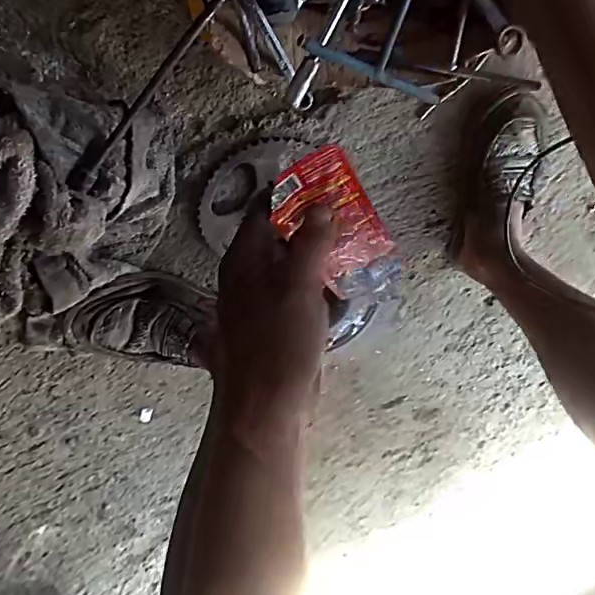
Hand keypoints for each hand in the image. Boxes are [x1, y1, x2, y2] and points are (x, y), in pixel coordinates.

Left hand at [203, 203, 337, 436]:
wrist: (266, 408)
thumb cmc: (279, 341)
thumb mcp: (300, 283)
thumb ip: (311, 239)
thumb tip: (321, 203)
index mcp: (244, 260)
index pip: (264, 211)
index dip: (292, 194)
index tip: (324, 185)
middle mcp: (246, 278)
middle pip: (279, 239)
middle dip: (312, 228)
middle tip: (346, 219)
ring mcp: (259, 306)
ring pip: (290, 270)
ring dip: (317, 260)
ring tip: (349, 252)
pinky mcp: (275, 330)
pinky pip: (297, 298)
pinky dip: (317, 290)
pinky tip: (338, 294)